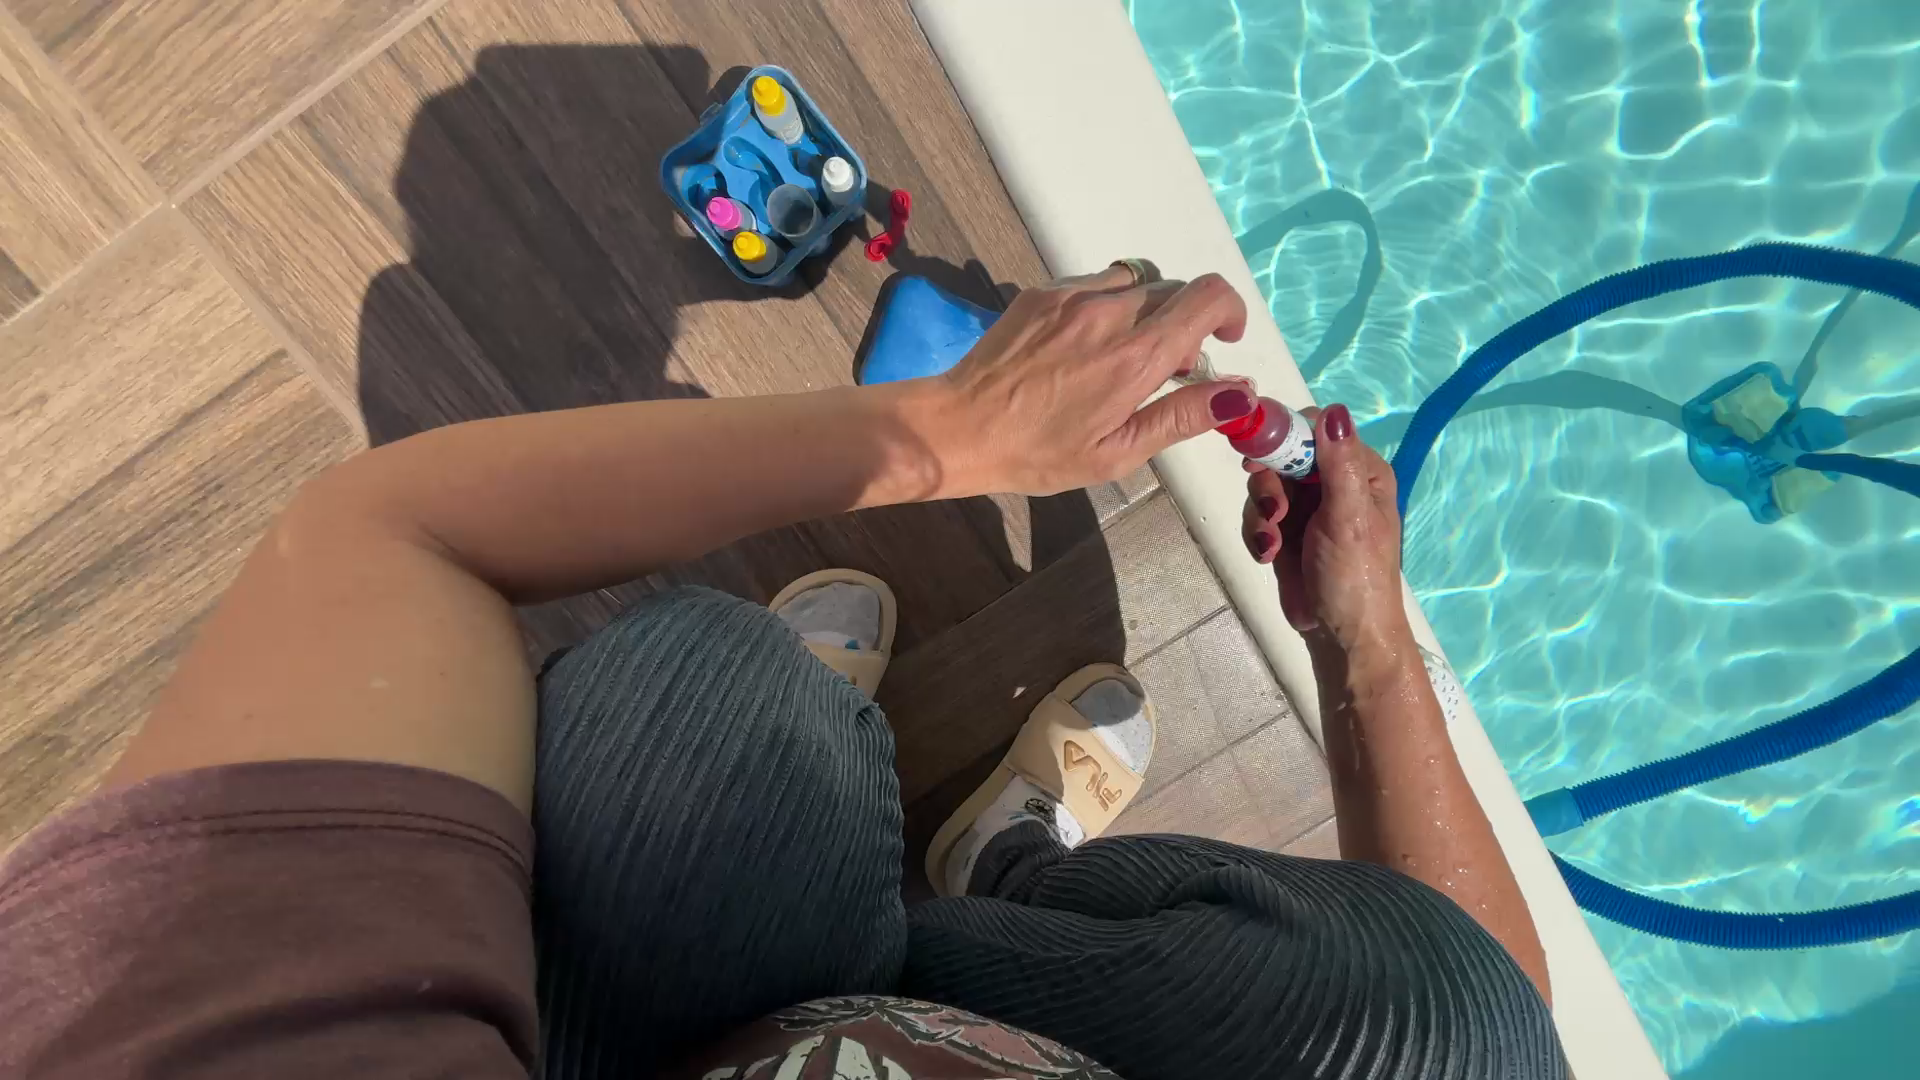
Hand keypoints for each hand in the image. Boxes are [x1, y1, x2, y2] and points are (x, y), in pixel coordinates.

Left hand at [933, 264, 1252, 495]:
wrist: (958, 427)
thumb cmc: (1037, 454)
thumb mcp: (1115, 452)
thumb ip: (1180, 416)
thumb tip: (1240, 393)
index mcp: (1134, 357)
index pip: (1208, 296)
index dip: (1229, 311)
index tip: (1223, 339)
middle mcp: (1109, 312)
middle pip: (1174, 290)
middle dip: (1183, 326)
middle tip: (1160, 371)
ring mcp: (1072, 296)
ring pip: (1135, 284)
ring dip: (1144, 312)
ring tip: (1118, 356)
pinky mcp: (1043, 292)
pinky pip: (1095, 284)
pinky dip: (1106, 307)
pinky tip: (1079, 346)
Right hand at [1241, 404, 1412, 652]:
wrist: (1340, 634)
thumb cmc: (1355, 576)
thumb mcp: (1348, 517)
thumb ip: (1338, 464)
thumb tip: (1334, 410)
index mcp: (1359, 471)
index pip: (1317, 431)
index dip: (1285, 436)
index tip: (1260, 453)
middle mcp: (1333, 482)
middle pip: (1282, 456)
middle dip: (1269, 484)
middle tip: (1272, 510)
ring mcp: (1306, 508)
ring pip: (1264, 486)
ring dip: (1262, 514)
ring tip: (1272, 542)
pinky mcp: (1284, 531)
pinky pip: (1257, 515)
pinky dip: (1258, 534)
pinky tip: (1269, 553)